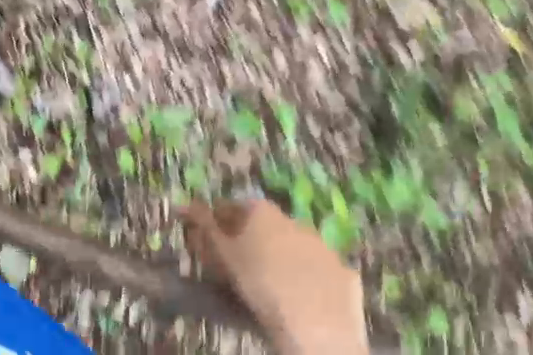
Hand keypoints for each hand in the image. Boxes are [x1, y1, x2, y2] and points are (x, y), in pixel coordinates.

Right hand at [182, 199, 366, 354]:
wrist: (316, 329)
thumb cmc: (259, 283)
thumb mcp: (222, 253)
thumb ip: (204, 225)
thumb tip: (184, 203)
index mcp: (264, 213)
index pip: (236, 206)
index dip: (222, 220)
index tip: (214, 237)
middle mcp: (297, 222)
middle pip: (268, 225)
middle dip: (255, 238)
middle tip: (242, 261)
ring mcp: (326, 248)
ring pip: (297, 247)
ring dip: (284, 256)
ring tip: (273, 282)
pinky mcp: (348, 275)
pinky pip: (322, 271)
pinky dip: (310, 277)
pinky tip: (302, 296)